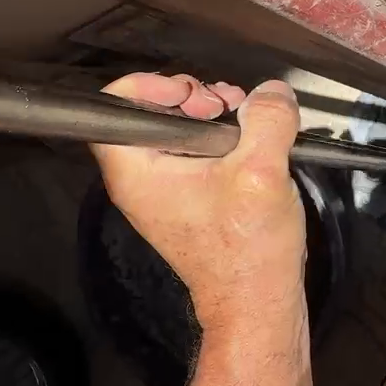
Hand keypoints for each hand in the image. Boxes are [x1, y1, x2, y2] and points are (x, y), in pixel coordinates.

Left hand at [89, 74, 305, 333]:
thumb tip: (273, 92)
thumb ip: (266, 122)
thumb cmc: (247, 247)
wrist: (258, 298)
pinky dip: (227, 135)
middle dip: (194, 96)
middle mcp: (146, 177)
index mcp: (139, 172)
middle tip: (227, 105)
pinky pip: (202, 147)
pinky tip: (255, 138)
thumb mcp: (261, 174)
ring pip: (182, 127)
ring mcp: (171, 186)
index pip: (113, 110)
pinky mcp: (197, 193)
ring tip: (249, 119)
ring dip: (216, 112)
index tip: (192, 92)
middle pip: (153, 111)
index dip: (148, 87)